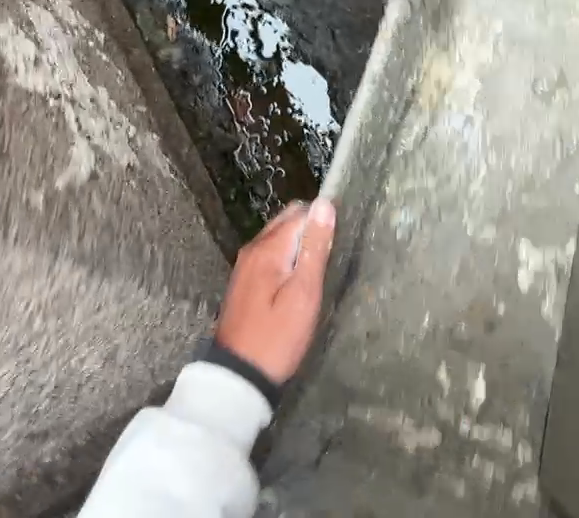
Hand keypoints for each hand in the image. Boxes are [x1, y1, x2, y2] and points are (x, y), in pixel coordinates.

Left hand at [214, 200, 336, 383]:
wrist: (239, 376)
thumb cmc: (278, 337)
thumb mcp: (304, 293)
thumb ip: (315, 247)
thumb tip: (325, 204)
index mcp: (268, 248)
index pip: (302, 214)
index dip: (324, 224)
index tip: (339, 245)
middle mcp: (253, 248)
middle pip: (288, 220)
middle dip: (311, 229)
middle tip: (330, 258)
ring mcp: (245, 264)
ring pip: (278, 236)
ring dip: (299, 243)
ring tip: (318, 270)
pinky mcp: (244, 280)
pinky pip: (270, 253)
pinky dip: (287, 256)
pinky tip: (298, 280)